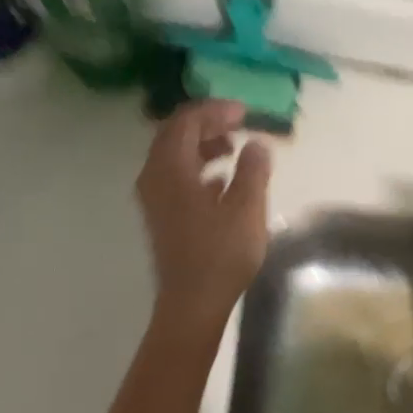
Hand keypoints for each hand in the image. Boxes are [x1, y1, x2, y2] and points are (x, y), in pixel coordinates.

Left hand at [136, 100, 271, 330]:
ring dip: (202, 146)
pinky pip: (177, 177)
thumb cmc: (221, 255)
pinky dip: (199, 168)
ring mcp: (155, 198)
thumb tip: (257, 144)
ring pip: (174, 157)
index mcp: (170, 169)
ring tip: (234, 149)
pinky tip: (223, 180)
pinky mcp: (162, 216)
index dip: (215, 111)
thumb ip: (253, 171)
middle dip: (206, 124)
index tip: (245, 111)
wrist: (192, 302)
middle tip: (238, 123)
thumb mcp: (246, 209)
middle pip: (174, 135)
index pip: (186, 122)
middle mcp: (154, 177)